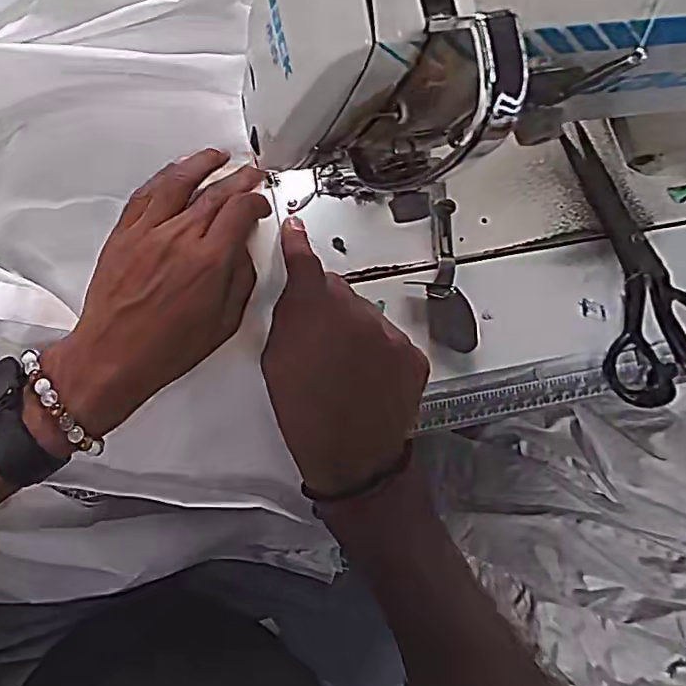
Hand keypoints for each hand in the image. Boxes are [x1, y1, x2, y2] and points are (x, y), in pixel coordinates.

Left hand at [39, 149, 271, 436]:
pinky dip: (164, 177)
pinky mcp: (123, 235)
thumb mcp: (222, 323)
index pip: (240, 210)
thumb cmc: (161, 349)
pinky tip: (174, 173)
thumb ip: (240, 280)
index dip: (256, 200)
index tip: (259, 203)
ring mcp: (148, 233)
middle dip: (239, 178)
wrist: (113, 356)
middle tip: (249, 176)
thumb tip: (244, 253)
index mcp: (209, 261)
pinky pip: (145, 194)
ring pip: (179, 181)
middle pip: (216, 191)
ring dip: (201, 163)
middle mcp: (178, 239)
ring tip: (215, 157)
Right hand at [263, 217, 429, 496]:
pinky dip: (376, 350)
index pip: (303, 261)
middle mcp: (353, 311)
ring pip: (363, 314)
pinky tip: (362, 376)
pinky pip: (388, 338)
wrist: (349, 455)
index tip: (296, 229)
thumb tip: (294, 301)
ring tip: (339, 368)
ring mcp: (386, 331)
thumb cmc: (305, 413)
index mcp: (313, 308)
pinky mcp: (410, 353)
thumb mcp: (274, 360)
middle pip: (336, 290)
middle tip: (313, 341)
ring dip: (351, 330)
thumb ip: (286, 318)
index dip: (296, 242)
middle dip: (323, 306)